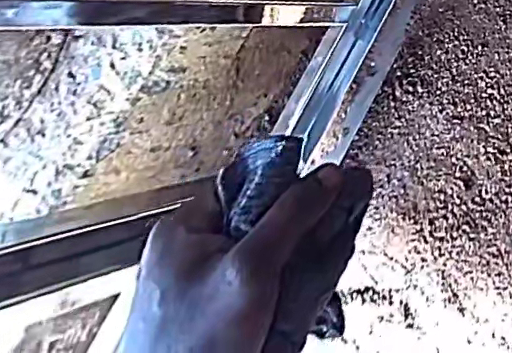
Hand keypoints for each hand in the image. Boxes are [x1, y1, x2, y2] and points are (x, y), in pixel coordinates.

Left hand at [117, 165, 355, 352]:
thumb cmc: (188, 352)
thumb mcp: (251, 269)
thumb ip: (292, 215)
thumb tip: (328, 176)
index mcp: (184, 230)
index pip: (250, 178)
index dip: (288, 182)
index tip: (321, 189)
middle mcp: (190, 253)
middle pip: (264, 216)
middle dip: (298, 228)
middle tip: (322, 237)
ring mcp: (202, 287)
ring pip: (267, 252)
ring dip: (295, 261)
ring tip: (309, 276)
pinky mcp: (216, 316)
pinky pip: (262, 283)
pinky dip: (284, 288)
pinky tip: (294, 304)